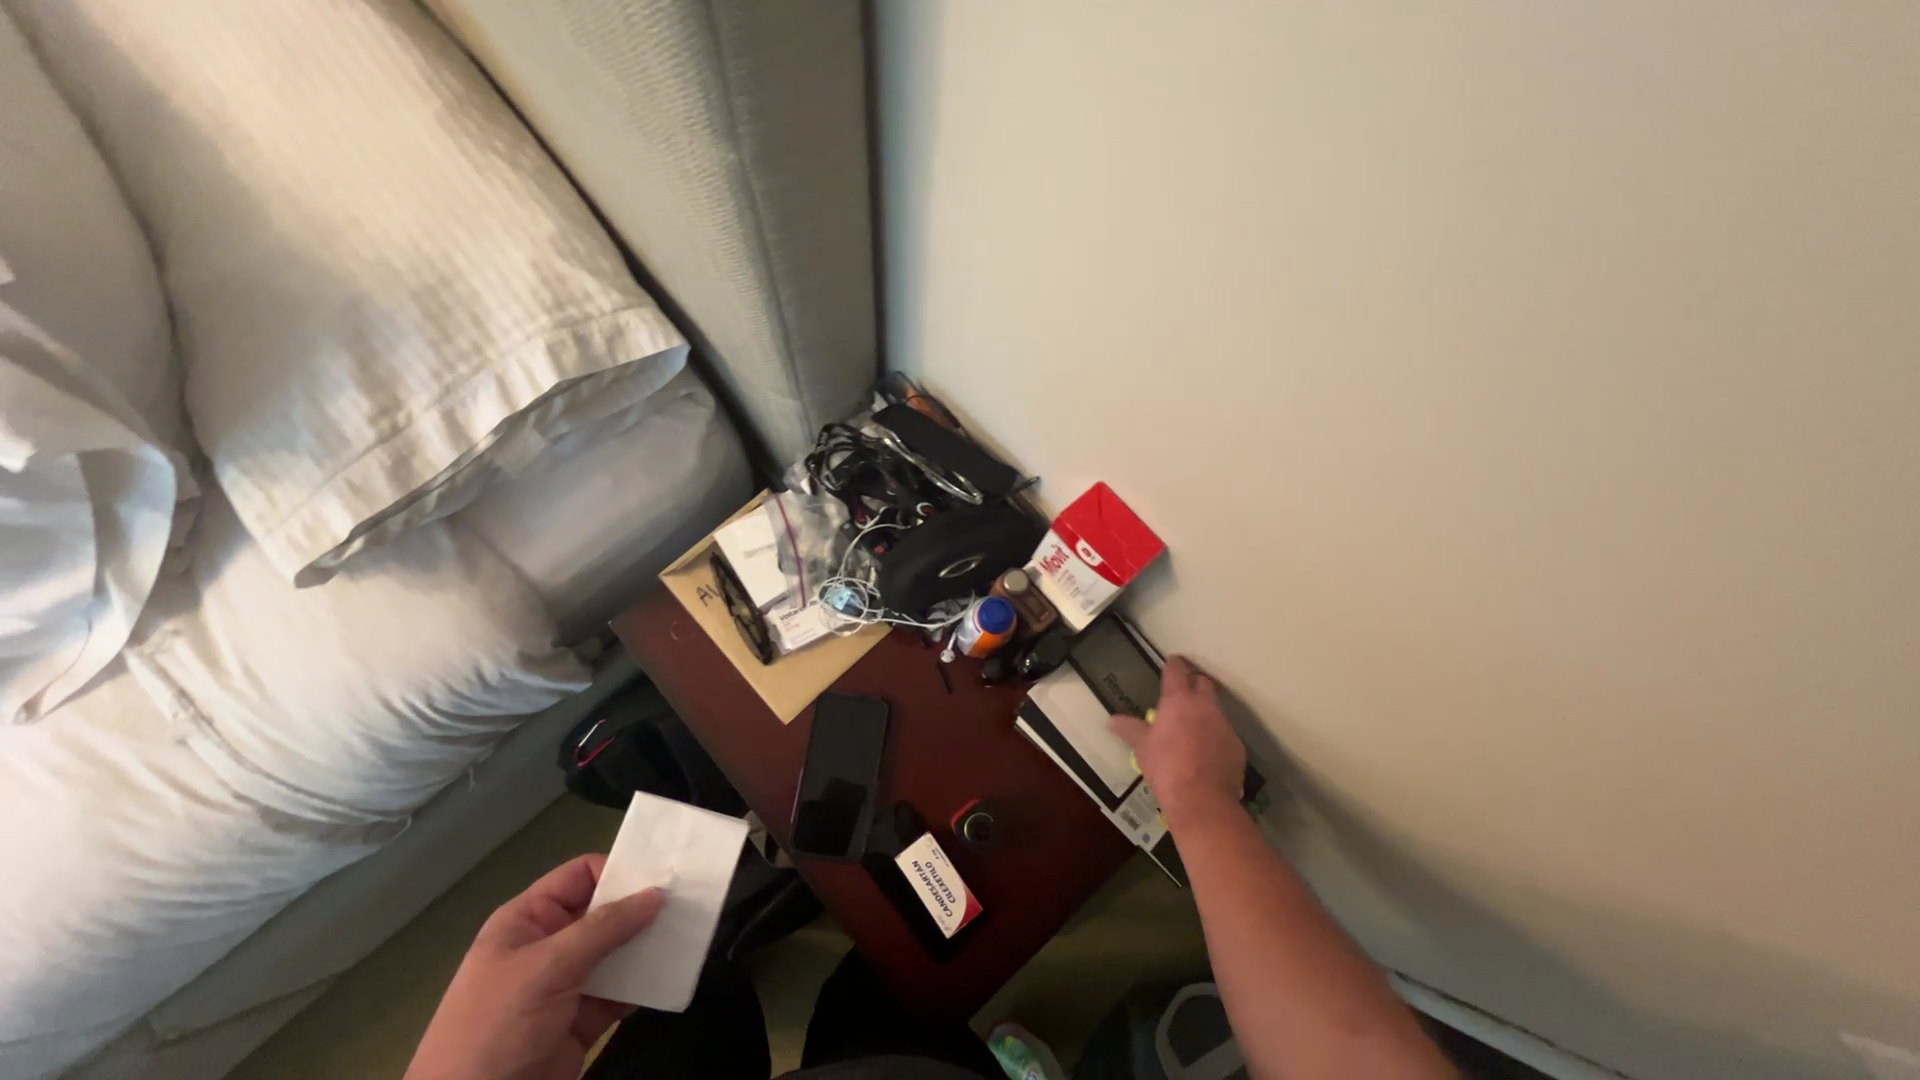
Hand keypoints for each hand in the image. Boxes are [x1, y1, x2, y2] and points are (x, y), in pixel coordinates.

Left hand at [405, 854, 664, 1079]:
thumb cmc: (496, 1027)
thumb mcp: (546, 969)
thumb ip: (603, 929)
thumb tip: (656, 895)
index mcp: (528, 921)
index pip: (579, 876)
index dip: (618, 871)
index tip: (661, 876)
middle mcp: (549, 945)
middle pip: (605, 911)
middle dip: (642, 907)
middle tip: (687, 901)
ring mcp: (567, 984)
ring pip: (618, 950)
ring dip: (649, 944)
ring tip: (689, 932)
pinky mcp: (584, 1018)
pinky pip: (623, 989)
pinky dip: (647, 981)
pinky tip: (674, 972)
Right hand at [1110, 655, 1245, 824]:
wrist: (1202, 800)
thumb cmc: (1166, 767)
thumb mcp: (1142, 747)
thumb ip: (1129, 729)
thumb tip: (1111, 720)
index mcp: (1179, 700)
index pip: (1177, 670)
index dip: (1174, 664)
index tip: (1171, 663)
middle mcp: (1205, 706)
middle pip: (1203, 682)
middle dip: (1194, 683)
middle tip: (1182, 694)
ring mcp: (1225, 725)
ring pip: (1216, 709)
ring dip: (1205, 712)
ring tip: (1193, 728)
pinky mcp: (1237, 746)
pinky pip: (1225, 734)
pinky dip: (1215, 737)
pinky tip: (1206, 753)